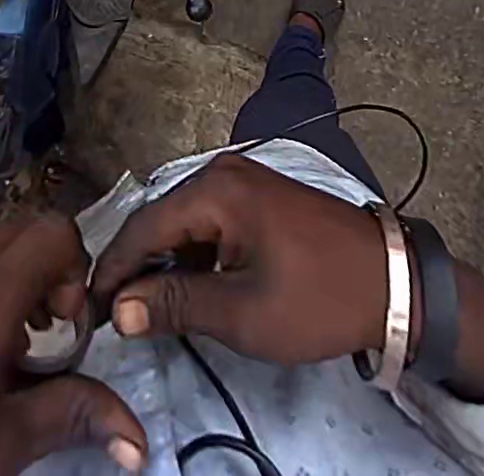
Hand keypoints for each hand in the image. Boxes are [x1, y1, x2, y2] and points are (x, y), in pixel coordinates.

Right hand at [93, 154, 483, 401]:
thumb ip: (174, 304)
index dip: (113, 269)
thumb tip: (119, 310)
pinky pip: (206, 218)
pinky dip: (190, 250)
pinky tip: (187, 281)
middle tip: (114, 310)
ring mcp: (241, 179)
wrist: (393, 281)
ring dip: (162, 258)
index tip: (91, 309)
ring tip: (145, 302)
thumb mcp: (243, 312)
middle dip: (134, 263)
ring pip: (181, 219)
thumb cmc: (317, 297)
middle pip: (159, 217)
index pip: (143, 226)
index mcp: (215, 189)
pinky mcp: (255, 194)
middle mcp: (221, 171)